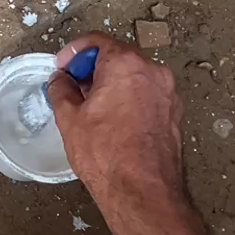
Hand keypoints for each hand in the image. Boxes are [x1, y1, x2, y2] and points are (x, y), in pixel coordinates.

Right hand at [48, 32, 186, 213]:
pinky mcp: (174, 113)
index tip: (62, 68)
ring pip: (133, 75)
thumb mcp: (69, 117)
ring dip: (110, 83)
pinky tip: (112, 119)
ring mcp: (168, 93)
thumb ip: (61, 89)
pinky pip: (146, 93)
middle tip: (72, 86)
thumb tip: (60, 80)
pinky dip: (128, 97)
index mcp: (126, 63)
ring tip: (90, 106)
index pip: (96, 41)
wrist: (143, 193)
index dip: (73, 52)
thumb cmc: (106, 153)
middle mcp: (153, 71)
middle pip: (116, 56)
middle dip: (92, 68)